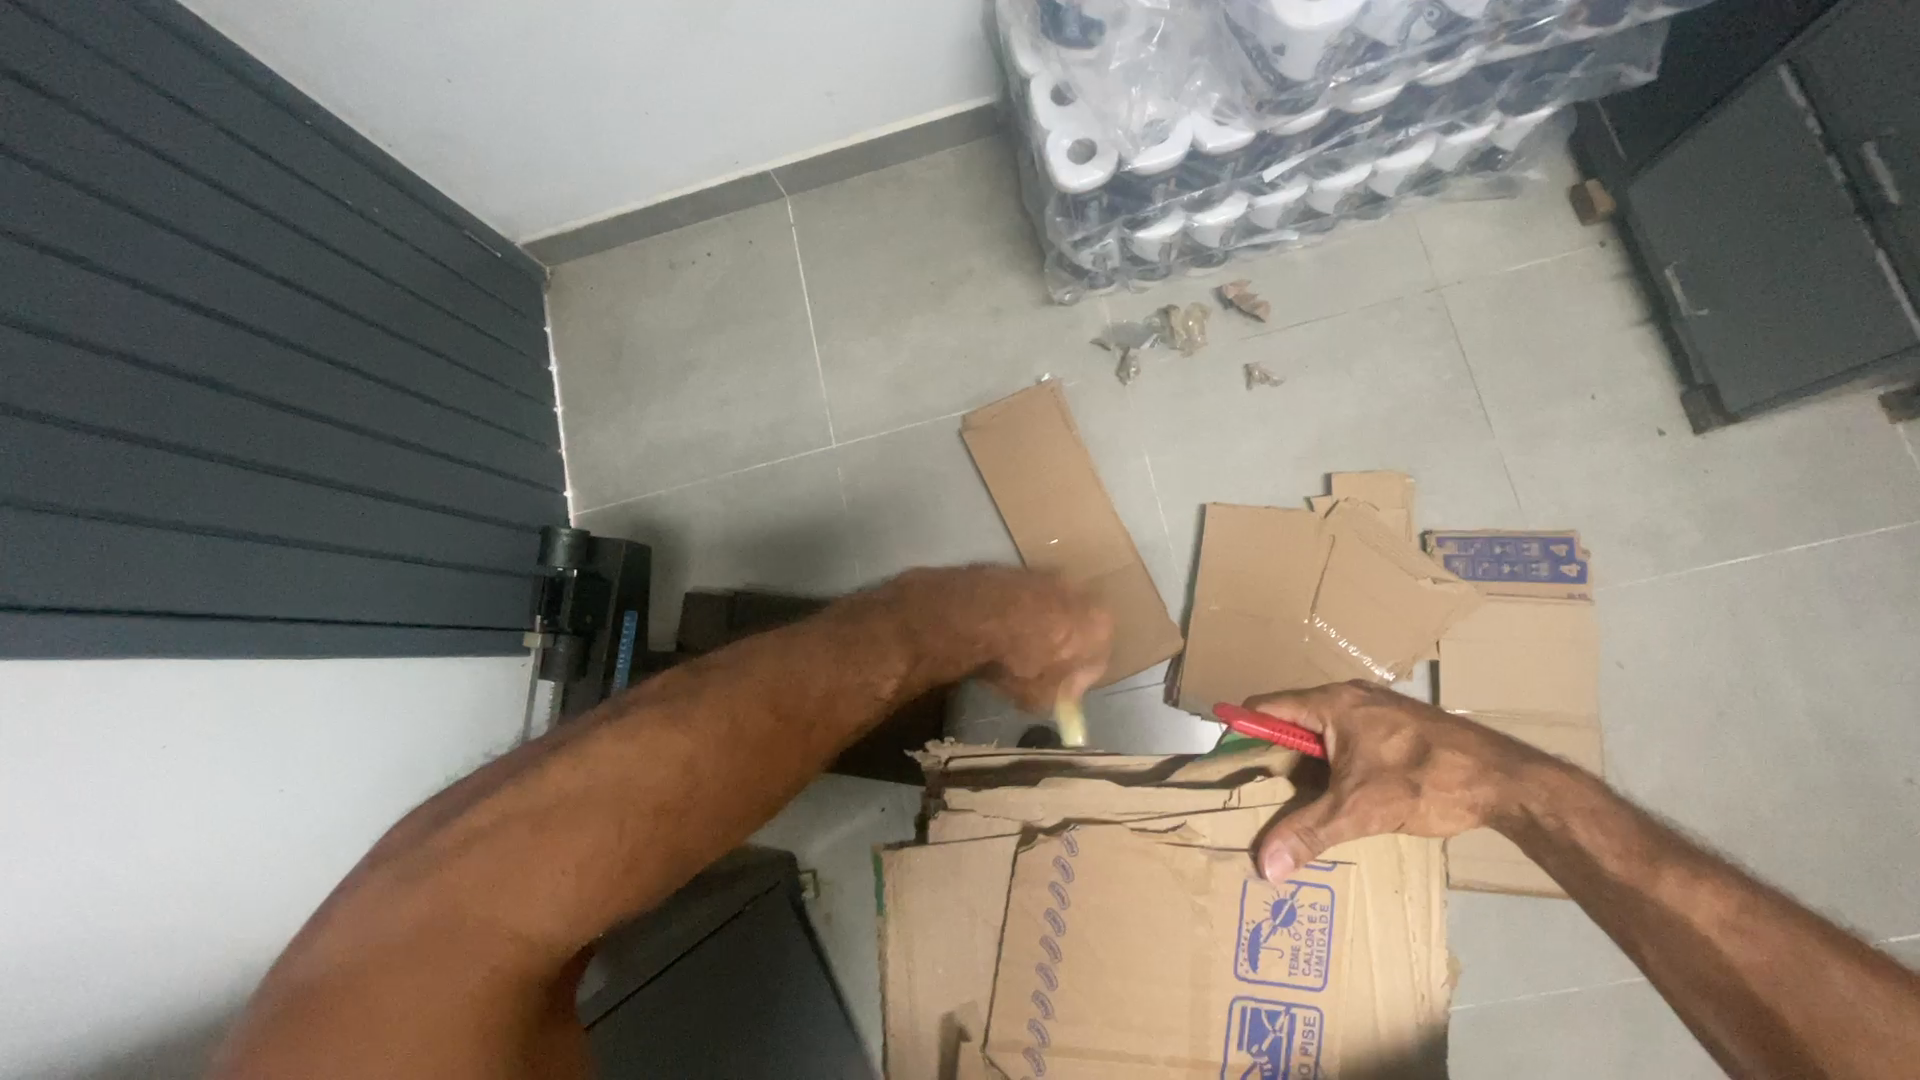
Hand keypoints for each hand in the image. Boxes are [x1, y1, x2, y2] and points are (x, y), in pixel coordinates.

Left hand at [885, 565, 1112, 712]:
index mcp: (1100, 626)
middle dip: (1060, 650)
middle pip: (1076, 629)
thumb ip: (1055, 698)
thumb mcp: (1040, 698)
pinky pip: (1023, 600)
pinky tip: (997, 630)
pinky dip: (1016, 614)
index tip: (1057, 694)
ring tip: (1013, 649)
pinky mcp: (1018, 569)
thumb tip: (1056, 697)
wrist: (977, 615)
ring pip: (1050, 611)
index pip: (1096, 663)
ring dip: (1038, 628)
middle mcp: (1082, 594)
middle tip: (1037, 670)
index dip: (1075, 683)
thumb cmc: (1021, 661)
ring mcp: (1049, 576)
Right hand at [1244, 680, 1553, 886]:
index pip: (1264, 707)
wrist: (1508, 780)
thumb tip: (1263, 865)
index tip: (1228, 762)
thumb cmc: (1426, 779)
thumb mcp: (1360, 810)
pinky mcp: (1398, 725)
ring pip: (1322, 731)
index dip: (1241, 731)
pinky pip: (1348, 737)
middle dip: (1274, 753)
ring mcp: (1376, 708)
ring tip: (1296, 797)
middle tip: (1260, 790)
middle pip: (1291, 720)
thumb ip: (1308, 832)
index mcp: (1330, 703)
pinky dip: (1335, 761)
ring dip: (1307, 760)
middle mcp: (1349, 696)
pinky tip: (1342, 793)